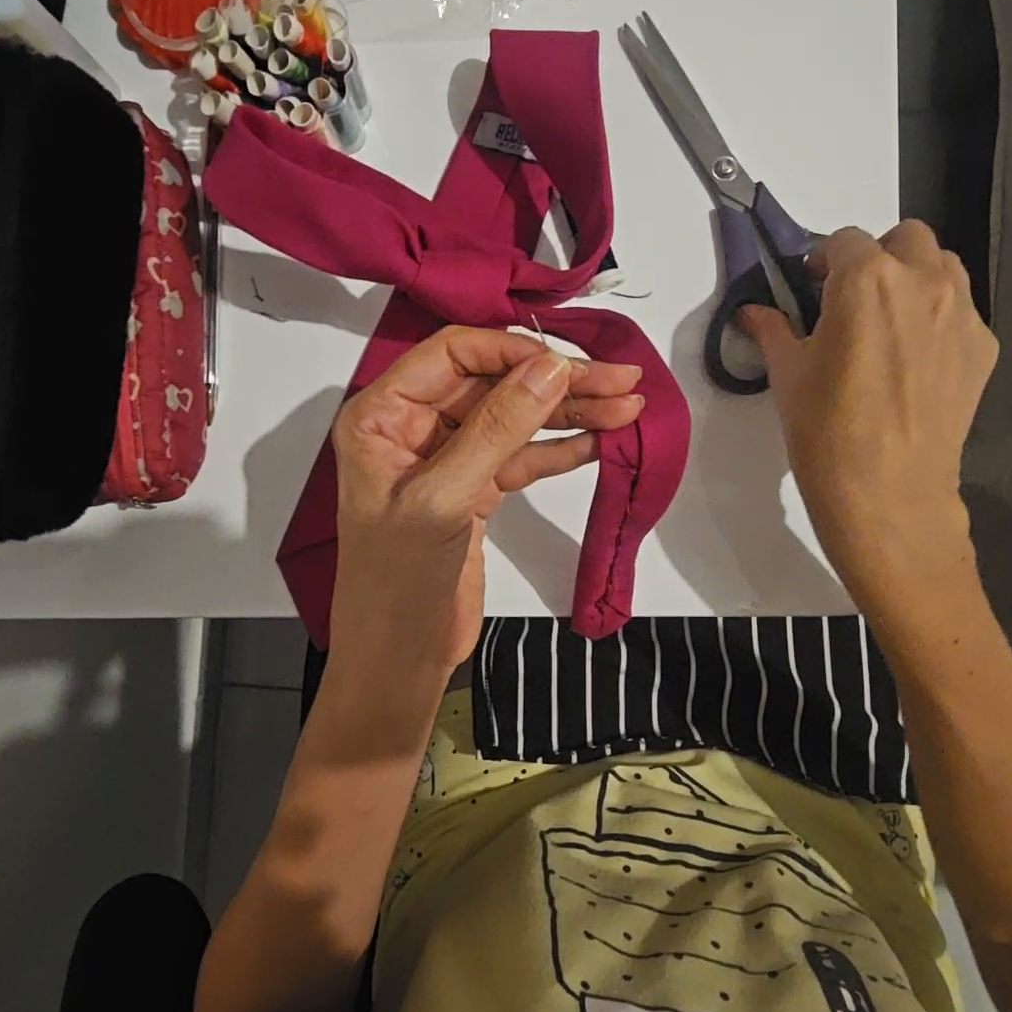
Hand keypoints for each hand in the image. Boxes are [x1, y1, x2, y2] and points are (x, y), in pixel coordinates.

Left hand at [329, 326, 644, 672]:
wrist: (399, 660)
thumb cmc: (399, 583)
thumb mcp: (443, 499)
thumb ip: (497, 429)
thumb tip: (553, 366)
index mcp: (382, 414)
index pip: (454, 353)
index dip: (514, 351)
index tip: (571, 364)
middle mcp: (413, 426)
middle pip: (492, 383)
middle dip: (556, 382)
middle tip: (623, 380)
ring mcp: (447, 458)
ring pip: (514, 419)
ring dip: (569, 413)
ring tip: (629, 407)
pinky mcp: (475, 491)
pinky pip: (522, 456)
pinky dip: (561, 448)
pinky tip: (602, 440)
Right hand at [738, 222, 997, 603]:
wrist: (888, 493)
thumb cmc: (824, 431)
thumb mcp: (788, 375)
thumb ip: (773, 330)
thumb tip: (753, 313)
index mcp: (867, 282)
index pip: (844, 240)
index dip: (822, 260)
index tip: (810, 288)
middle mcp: (923, 283)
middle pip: (906, 238)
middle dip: (875, 258)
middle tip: (849, 300)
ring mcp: (962, 314)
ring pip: (942, 266)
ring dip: (912, 278)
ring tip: (886, 323)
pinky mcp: (983, 348)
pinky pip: (960, 311)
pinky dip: (935, 318)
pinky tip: (912, 361)